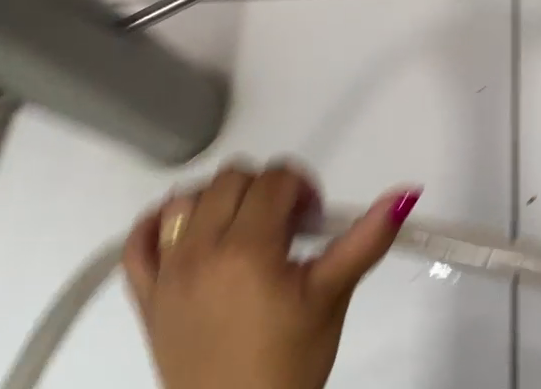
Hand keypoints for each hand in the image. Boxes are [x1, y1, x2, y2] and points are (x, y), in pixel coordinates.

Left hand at [122, 161, 421, 388]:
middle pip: (231, 179)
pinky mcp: (146, 299)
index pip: (276, 179)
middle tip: (287, 228)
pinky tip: (187, 231)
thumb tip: (404, 194)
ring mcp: (167, 274)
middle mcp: (200, 251)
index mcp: (248, 248)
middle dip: (265, 191)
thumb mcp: (332, 296)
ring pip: (185, 200)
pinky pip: (136, 244)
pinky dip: (157, 226)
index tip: (314, 220)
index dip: (303, 188)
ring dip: (217, 201)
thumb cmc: (289, 361)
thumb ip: (366, 239)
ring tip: (244, 230)